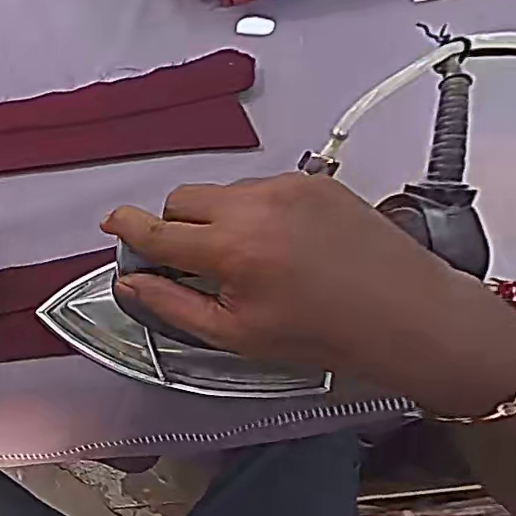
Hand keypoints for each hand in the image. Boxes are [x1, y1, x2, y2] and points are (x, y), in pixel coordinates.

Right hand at [101, 172, 515, 416]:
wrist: (403, 313)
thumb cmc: (321, 332)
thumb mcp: (234, 334)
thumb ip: (172, 305)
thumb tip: (133, 283)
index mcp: (232, 250)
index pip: (159, 229)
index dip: (127, 227)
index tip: (113, 223)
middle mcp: (256, 206)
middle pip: (182, 198)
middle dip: (174, 227)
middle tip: (192, 262)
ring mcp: (287, 187)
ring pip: (219, 192)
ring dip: (214, 219)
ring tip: (245, 258)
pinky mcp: (312, 181)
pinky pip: (257, 187)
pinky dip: (249, 211)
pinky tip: (275, 244)